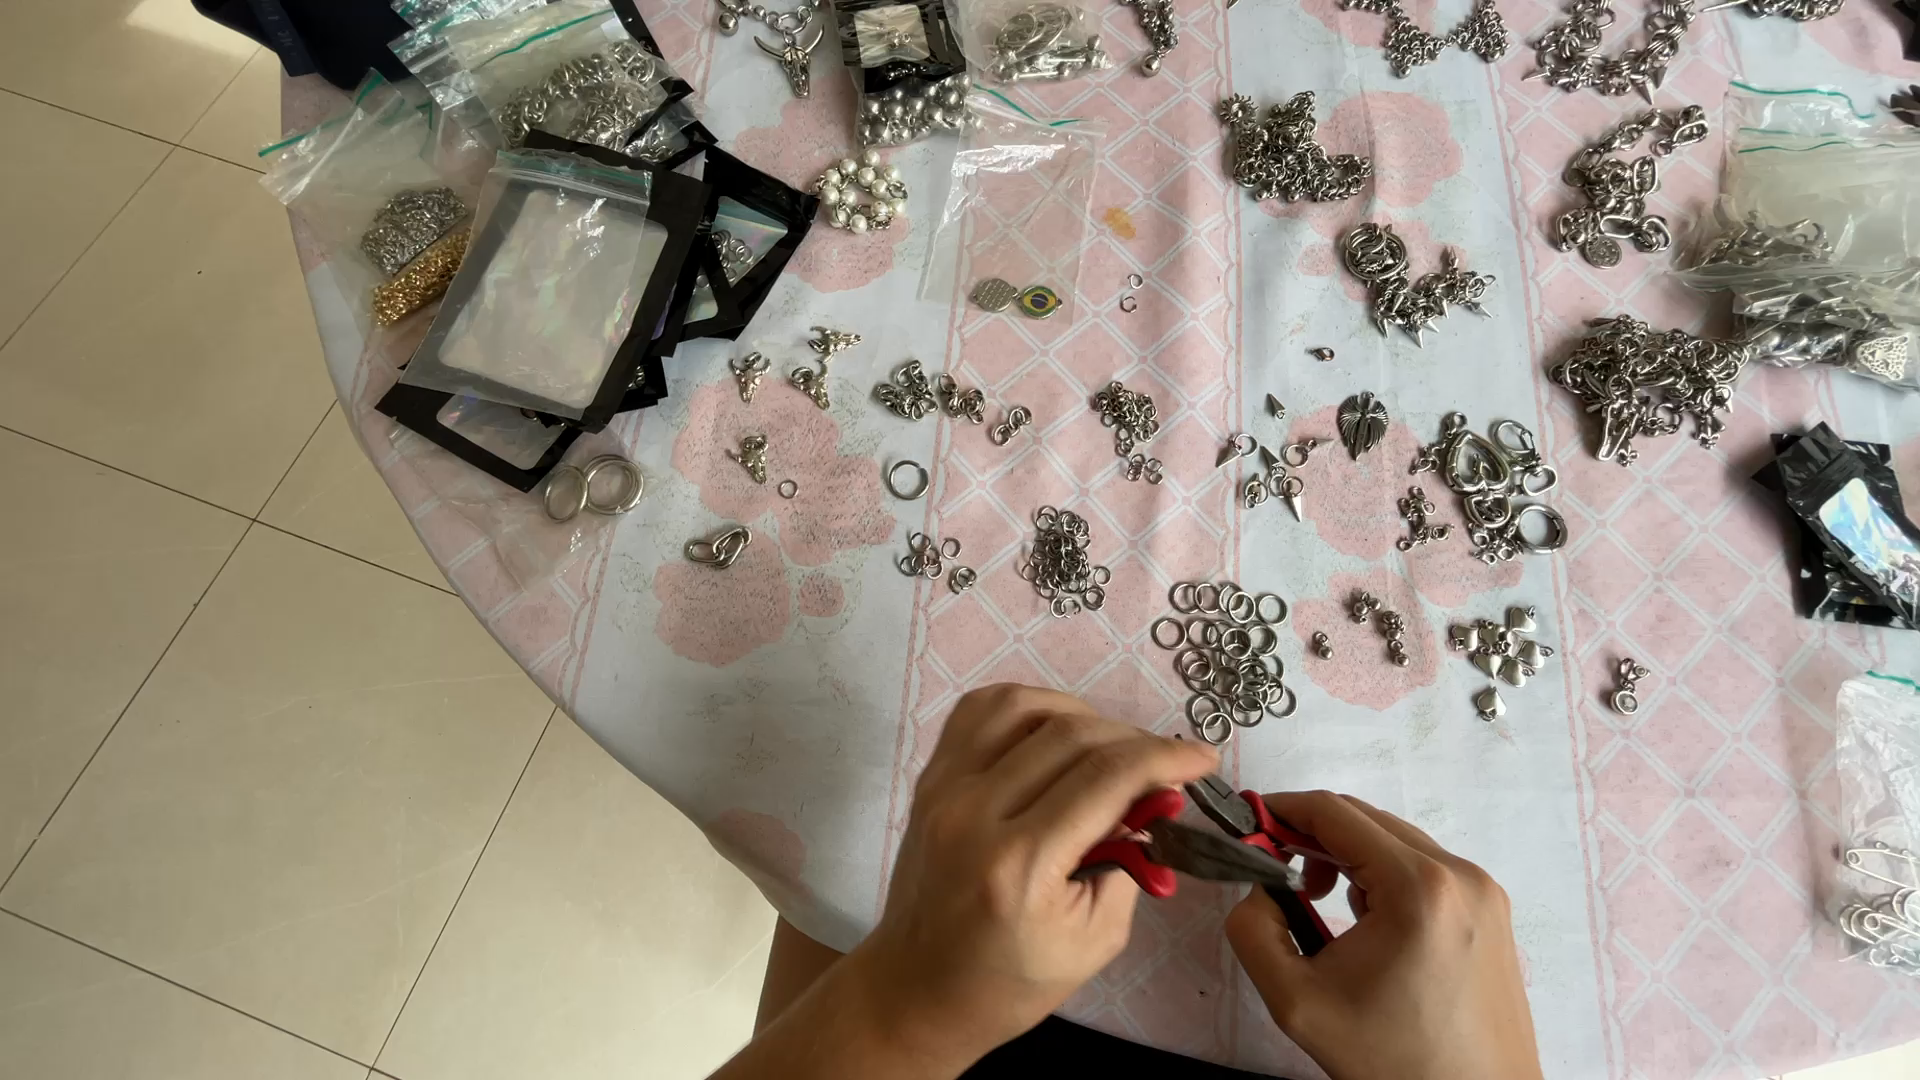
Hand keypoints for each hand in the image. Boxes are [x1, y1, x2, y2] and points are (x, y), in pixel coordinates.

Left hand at [844, 683, 1218, 1071]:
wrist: (916, 986)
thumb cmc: (1009, 980)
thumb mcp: (1094, 939)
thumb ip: (1126, 860)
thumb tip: (1148, 796)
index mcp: (1019, 864)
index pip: (1103, 778)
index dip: (1163, 757)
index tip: (1202, 758)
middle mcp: (975, 809)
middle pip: (1069, 735)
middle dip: (1132, 739)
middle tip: (1161, 763)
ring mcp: (945, 784)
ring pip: (1023, 705)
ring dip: (1080, 713)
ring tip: (1107, 745)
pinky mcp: (931, 774)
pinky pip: (981, 708)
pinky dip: (1027, 704)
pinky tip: (1053, 726)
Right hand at [1225, 791, 1541, 1079]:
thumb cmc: (1388, 1059)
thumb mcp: (1293, 998)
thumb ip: (1251, 926)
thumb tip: (1262, 884)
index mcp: (1418, 887)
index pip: (1332, 811)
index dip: (1281, 808)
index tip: (1247, 825)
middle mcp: (1459, 873)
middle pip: (1361, 816)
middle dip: (1308, 832)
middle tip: (1274, 867)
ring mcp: (1482, 889)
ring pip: (1388, 835)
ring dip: (1341, 849)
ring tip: (1316, 897)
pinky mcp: (1490, 907)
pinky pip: (1417, 860)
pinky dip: (1376, 867)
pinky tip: (1362, 913)